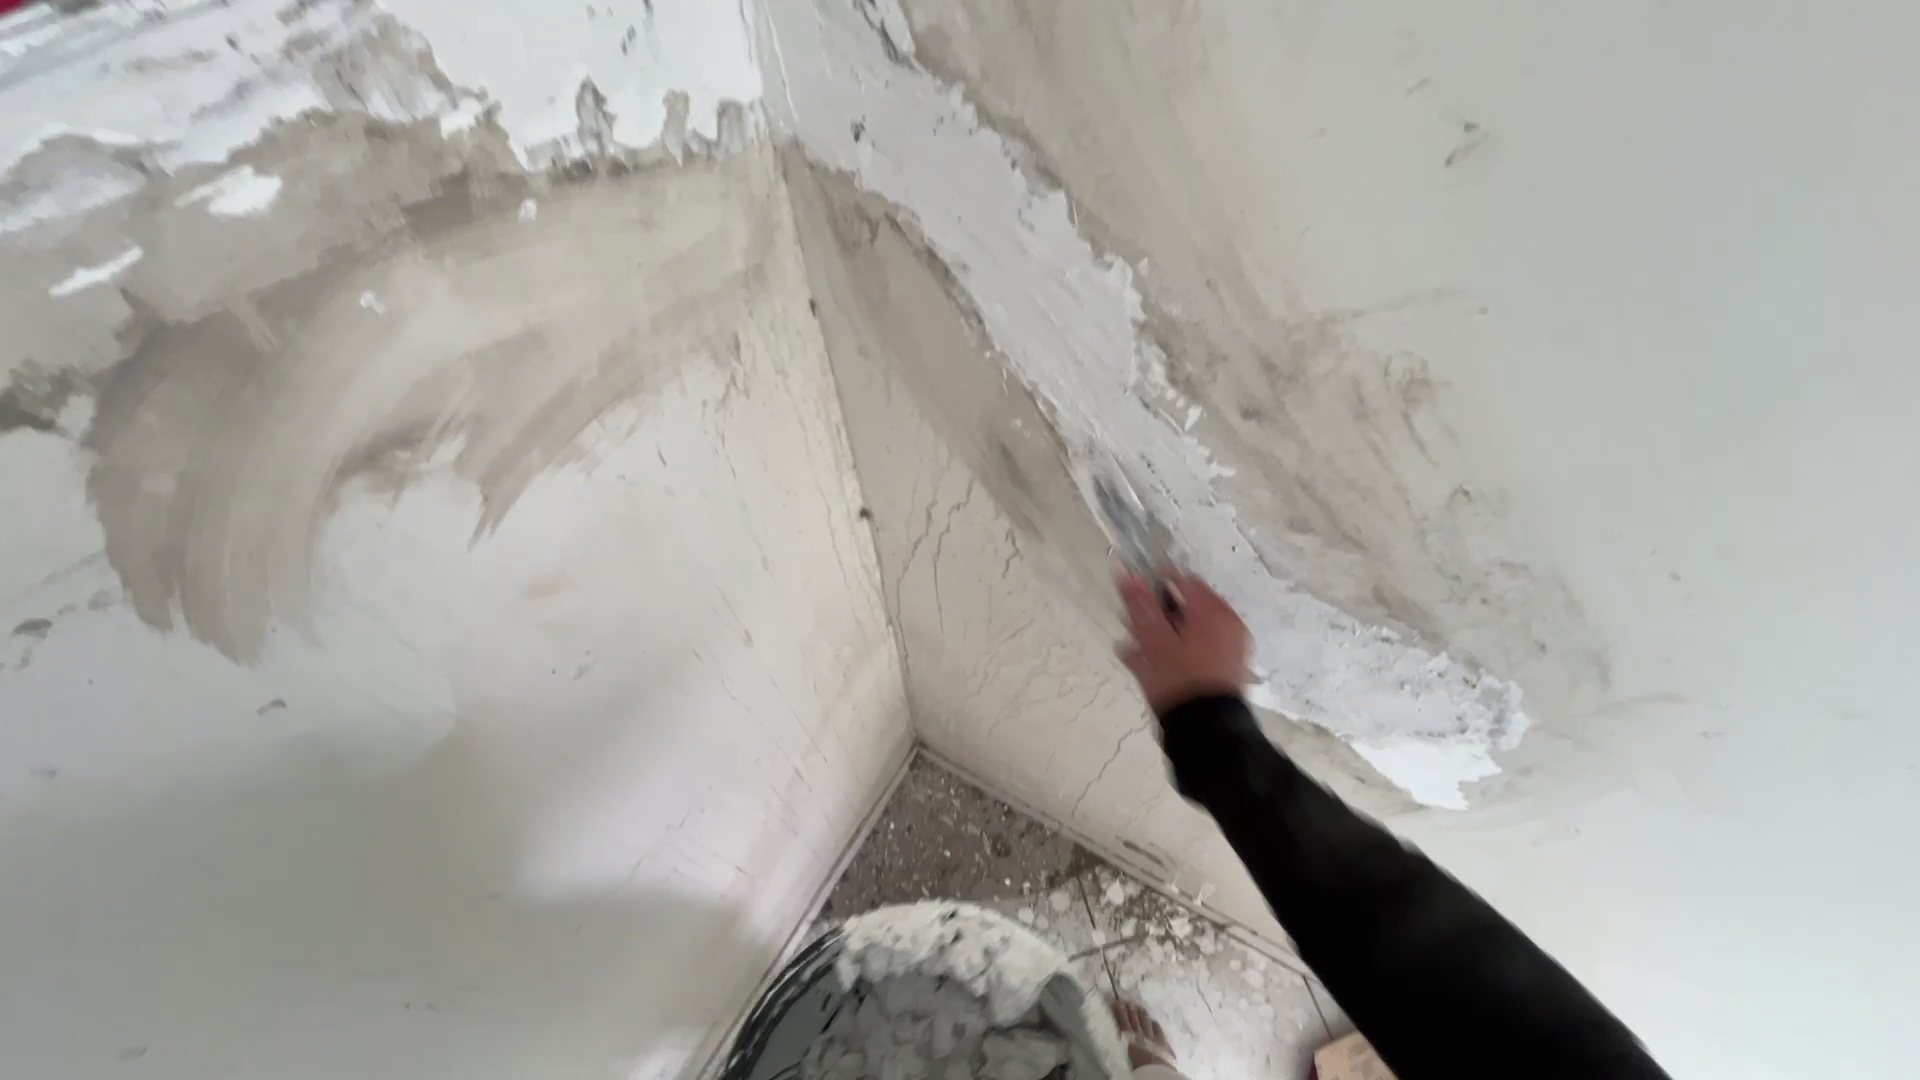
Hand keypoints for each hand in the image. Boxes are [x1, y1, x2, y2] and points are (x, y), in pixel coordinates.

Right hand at [1117, 569, 1249, 714]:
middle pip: (1184, 606)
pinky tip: (1146, 664)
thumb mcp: (1154, 640)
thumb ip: (1140, 606)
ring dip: (1158, 633)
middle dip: (1154, 612)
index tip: (1133, 595)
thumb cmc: (1179, 680)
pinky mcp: (1221, 669)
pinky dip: (1171, 650)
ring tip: (1134, 649)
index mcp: (1214, 612)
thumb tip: (1126, 574)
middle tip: (1132, 626)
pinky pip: (1193, 649)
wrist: (1206, 731)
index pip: (1181, 579)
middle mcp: (1226, 625)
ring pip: (1186, 629)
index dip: (1154, 582)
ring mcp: (1226, 648)